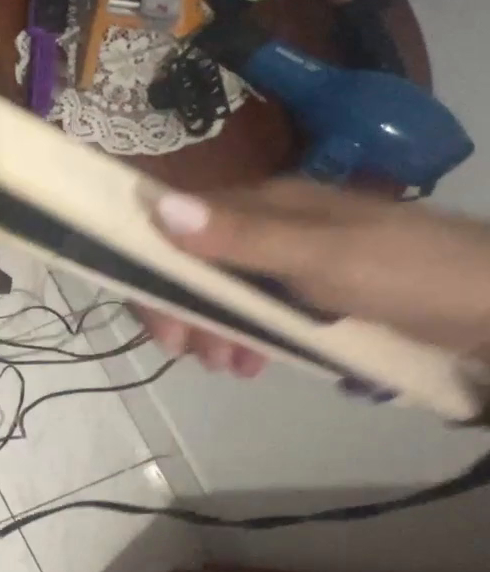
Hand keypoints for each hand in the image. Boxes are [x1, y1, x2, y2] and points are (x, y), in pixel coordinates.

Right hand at [138, 179, 489, 369]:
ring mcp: (294, 256)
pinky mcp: (316, 288)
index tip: (161, 325)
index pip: (173, 228)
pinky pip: (255, 308)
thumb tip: (157, 206)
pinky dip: (244, 335)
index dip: (150, 273)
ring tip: (232, 367)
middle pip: (191, 263)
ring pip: (220, 290)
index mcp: (268, 204)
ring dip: (213, 330)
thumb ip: (242, 237)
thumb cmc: (421, 277)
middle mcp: (272, 224)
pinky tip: (255, 359)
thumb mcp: (327, 259)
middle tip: (193, 355)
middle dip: (182, 311)